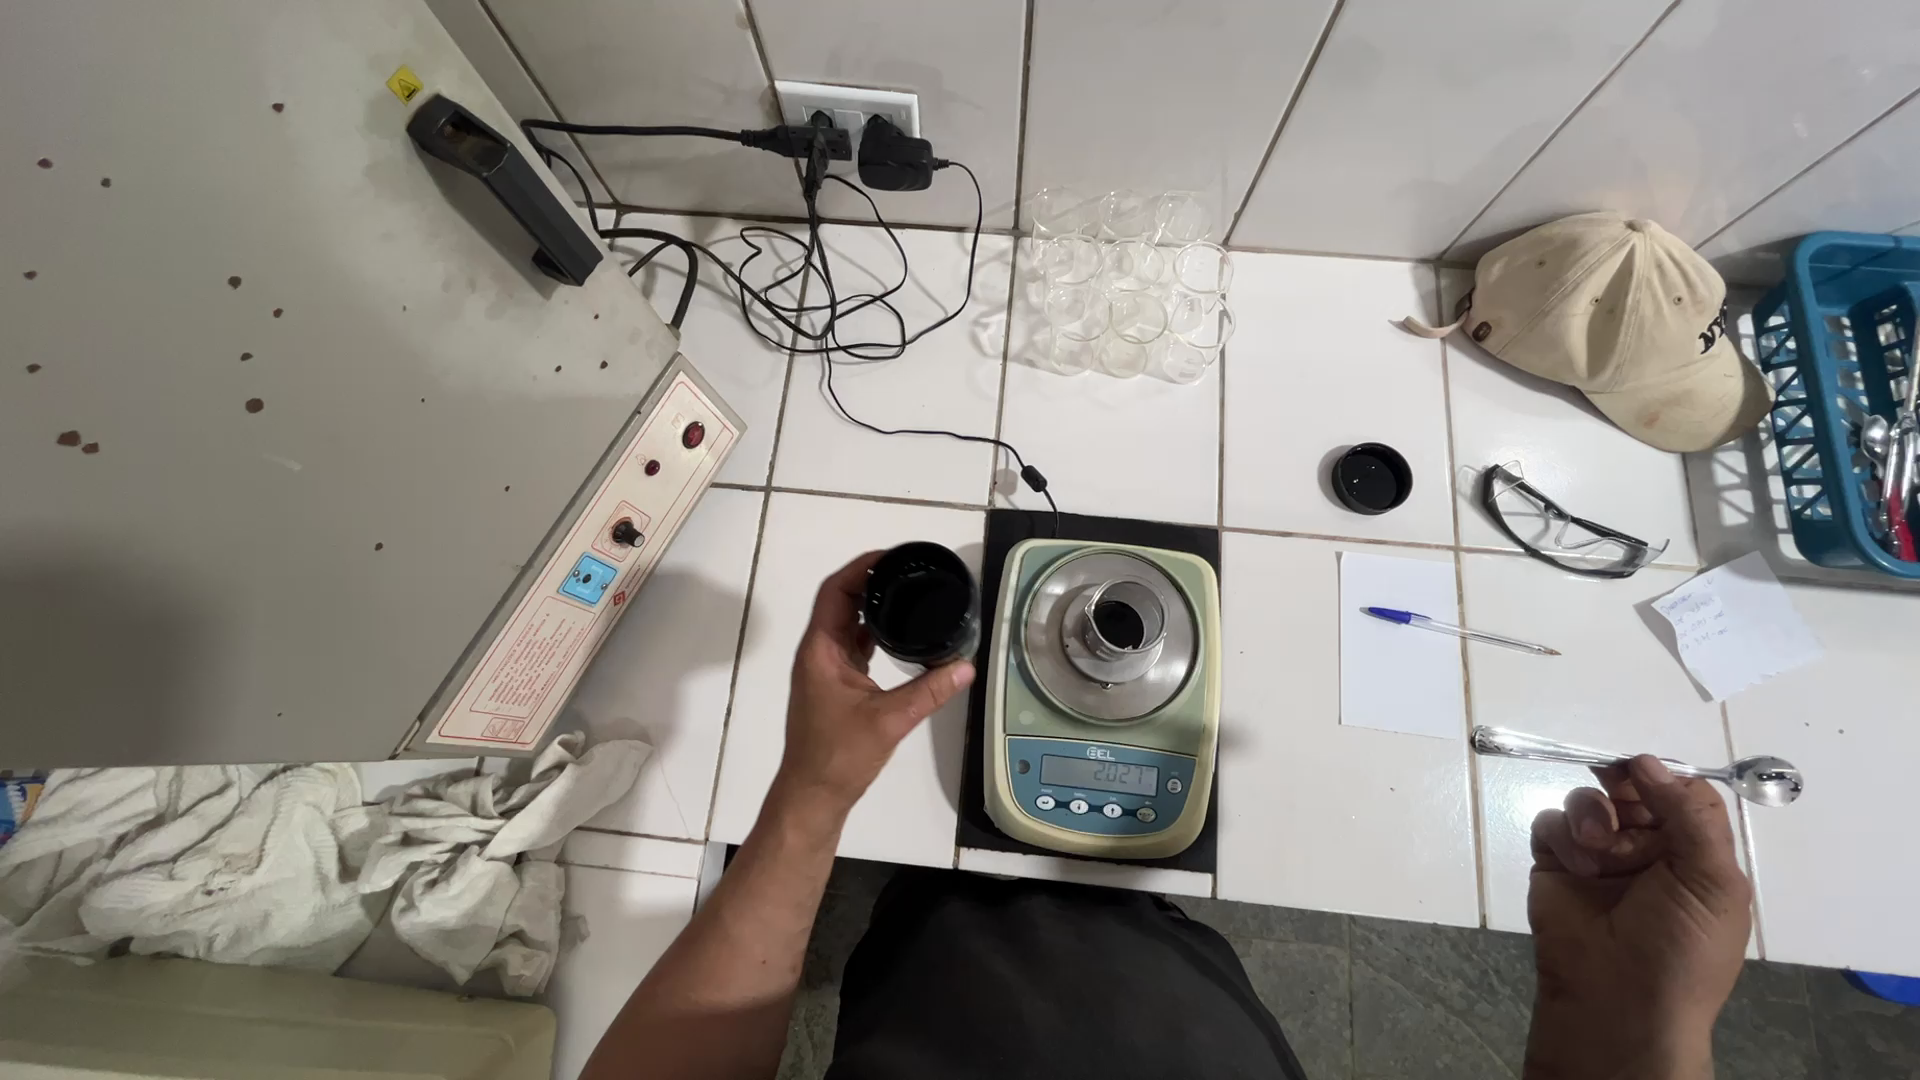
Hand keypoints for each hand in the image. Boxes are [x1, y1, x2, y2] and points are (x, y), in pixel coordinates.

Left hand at [772, 551, 974, 816]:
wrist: (814, 795)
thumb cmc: (839, 756)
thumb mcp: (889, 720)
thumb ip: (929, 690)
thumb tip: (966, 666)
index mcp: (821, 650)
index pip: (836, 592)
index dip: (861, 568)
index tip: (892, 556)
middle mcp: (819, 652)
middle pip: (841, 601)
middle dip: (871, 581)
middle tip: (908, 570)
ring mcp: (826, 668)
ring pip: (846, 623)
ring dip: (871, 605)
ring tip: (907, 591)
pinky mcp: (836, 683)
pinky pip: (854, 644)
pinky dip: (872, 631)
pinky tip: (898, 631)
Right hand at [1523, 755, 1751, 1079]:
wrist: (1617, 991)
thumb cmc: (1680, 945)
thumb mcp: (1711, 884)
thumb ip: (1687, 818)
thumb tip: (1647, 761)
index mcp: (1696, 855)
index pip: (1685, 797)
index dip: (1664, 779)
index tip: (1642, 770)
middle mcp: (1647, 848)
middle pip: (1630, 790)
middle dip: (1620, 788)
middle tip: (1614, 790)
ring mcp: (1597, 852)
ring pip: (1586, 801)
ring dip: (1590, 815)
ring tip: (1595, 847)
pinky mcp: (1554, 858)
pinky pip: (1549, 821)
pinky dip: (1560, 835)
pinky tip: (1574, 864)